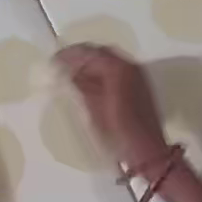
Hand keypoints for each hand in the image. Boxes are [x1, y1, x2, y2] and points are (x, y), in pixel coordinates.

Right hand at [54, 44, 171, 168]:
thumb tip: (65, 71)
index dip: (68, 55)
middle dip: (80, 56)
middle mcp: (129, 65)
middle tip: (62, 65)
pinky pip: (117, 67)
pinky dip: (102, 69)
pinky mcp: (140, 82)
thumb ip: (79, 84)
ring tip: (73, 73)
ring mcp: (137, 73)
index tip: (54, 61)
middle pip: (99, 51)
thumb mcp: (93, 108)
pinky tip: (91, 81)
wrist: (147, 149)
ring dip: (91, 62)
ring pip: (109, 58)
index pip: (88, 52)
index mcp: (117, 68)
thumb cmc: (117, 131)